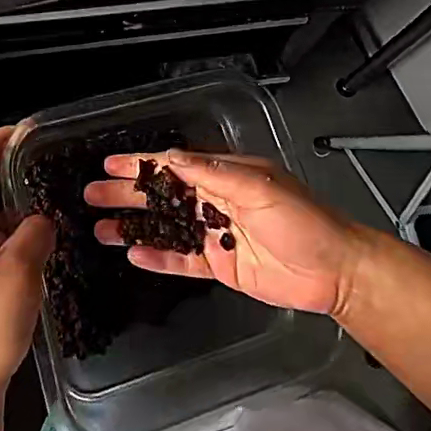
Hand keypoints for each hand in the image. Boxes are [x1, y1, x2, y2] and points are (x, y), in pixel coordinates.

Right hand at [86, 150, 379, 318]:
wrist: (337, 272)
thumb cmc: (305, 222)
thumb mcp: (260, 187)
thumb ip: (213, 173)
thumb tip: (171, 158)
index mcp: (223, 178)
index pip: (172, 167)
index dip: (139, 165)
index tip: (110, 164)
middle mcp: (213, 203)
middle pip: (159, 196)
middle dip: (125, 194)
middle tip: (92, 195)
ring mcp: (213, 234)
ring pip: (163, 228)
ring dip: (132, 227)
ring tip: (101, 229)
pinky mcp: (218, 264)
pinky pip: (180, 260)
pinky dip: (157, 257)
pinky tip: (133, 255)